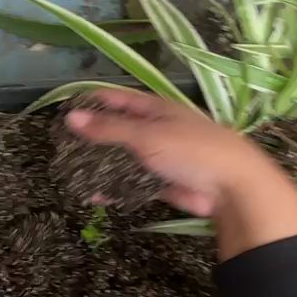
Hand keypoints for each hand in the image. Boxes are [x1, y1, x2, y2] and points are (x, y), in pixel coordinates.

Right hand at [65, 87, 296, 259]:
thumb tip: (71, 117)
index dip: (92, 102)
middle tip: (63, 148)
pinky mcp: (163, 182)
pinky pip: (132, 184)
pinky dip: (115, 189)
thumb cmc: (191, 150)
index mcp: (156, 110)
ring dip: (101, 167)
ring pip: (123, 159)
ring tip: (73, 175)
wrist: (233, 187)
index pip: (117, 100)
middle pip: (117, 131)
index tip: (65, 110)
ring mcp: (160, 157)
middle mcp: (156, 130)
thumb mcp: (146, 135)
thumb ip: (108, 128)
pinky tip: (95, 196)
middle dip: (92, 139)